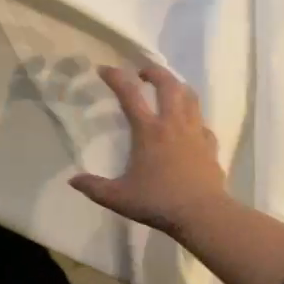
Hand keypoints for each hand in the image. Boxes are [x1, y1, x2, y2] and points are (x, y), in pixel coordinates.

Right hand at [69, 66, 231, 237]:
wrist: (202, 214)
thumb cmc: (158, 201)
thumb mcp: (119, 198)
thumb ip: (95, 188)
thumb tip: (73, 180)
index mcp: (148, 130)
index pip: (129, 94)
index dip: (115, 77)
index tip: (104, 69)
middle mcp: (172, 123)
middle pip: (167, 84)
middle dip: (155, 72)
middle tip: (143, 73)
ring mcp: (195, 132)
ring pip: (190, 97)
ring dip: (178, 87)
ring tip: (170, 89)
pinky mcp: (210, 145)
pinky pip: (202, 123)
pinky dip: (194, 118)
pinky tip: (190, 126)